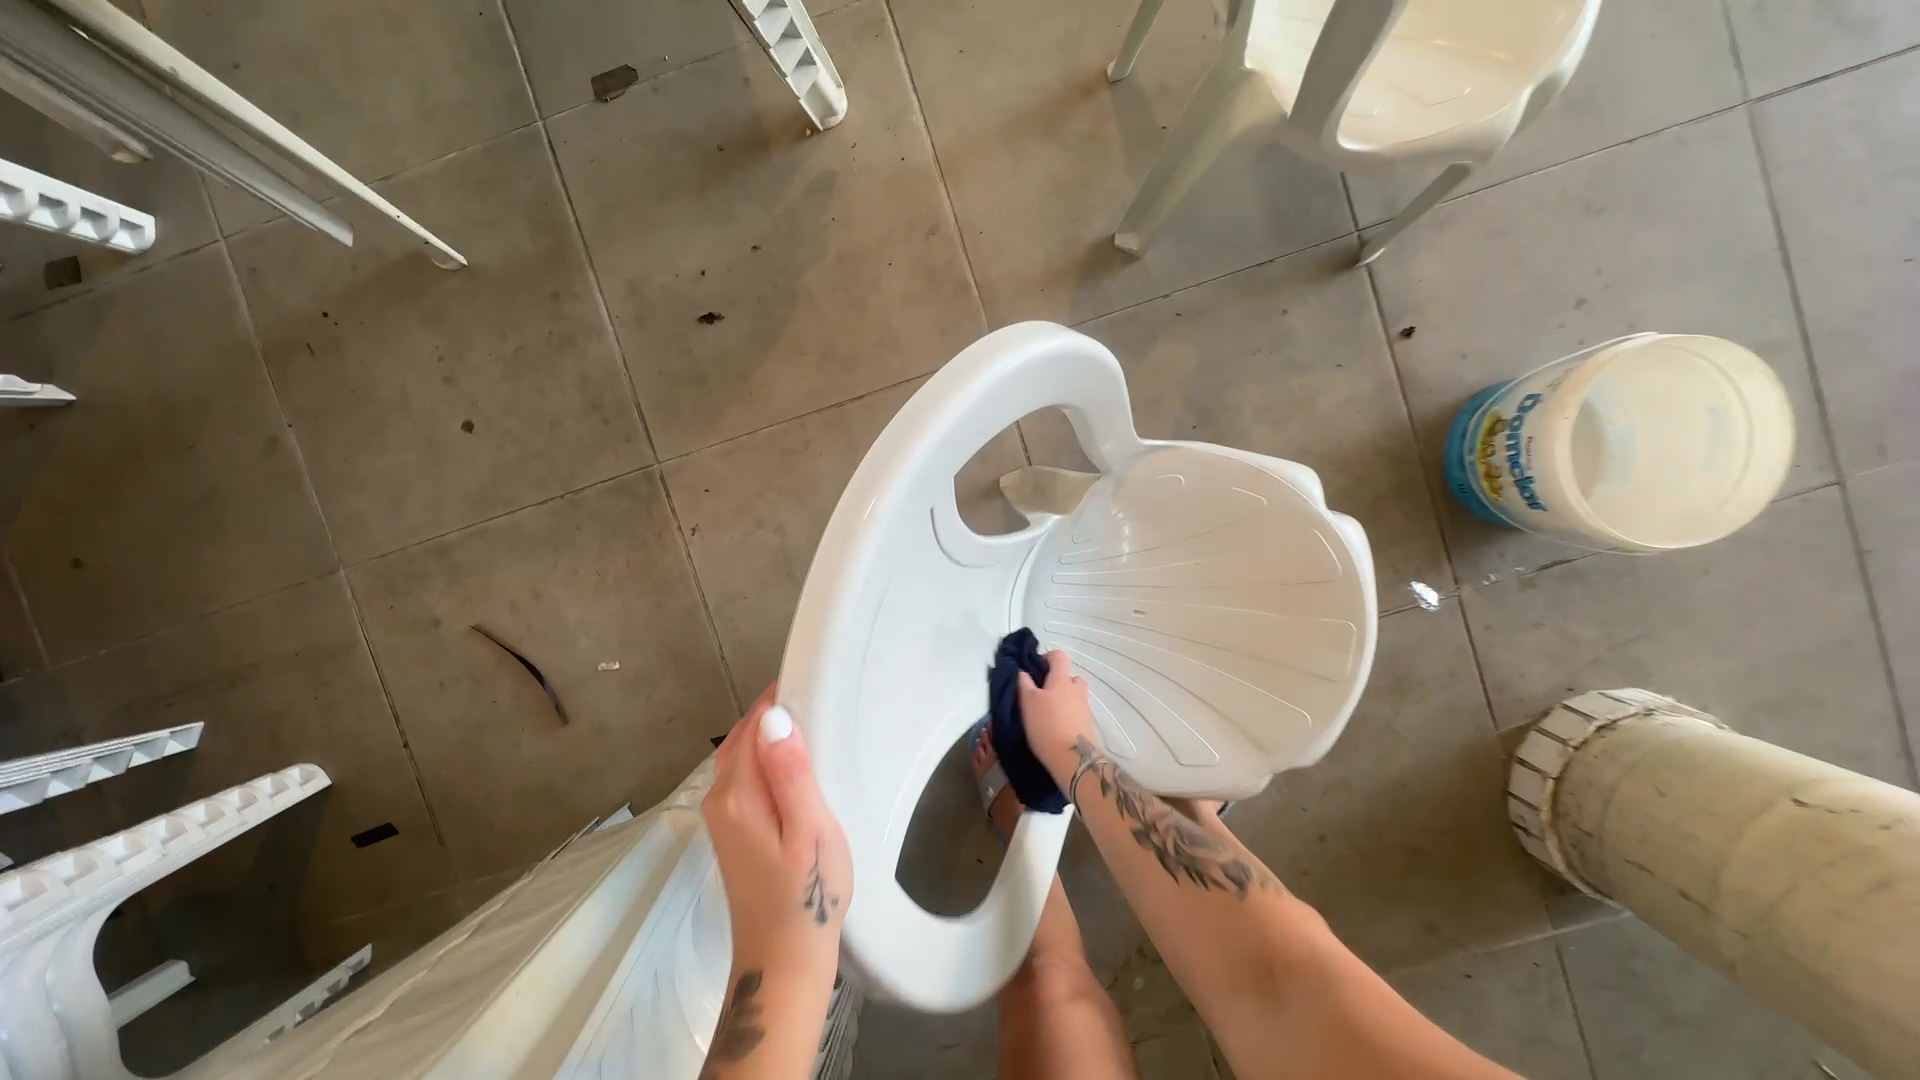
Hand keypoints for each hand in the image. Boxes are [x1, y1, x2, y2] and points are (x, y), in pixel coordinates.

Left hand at [702, 685, 852, 974]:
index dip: (781, 699)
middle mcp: (719, 799)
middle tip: (822, 702)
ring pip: (743, 756)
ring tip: (816, 727)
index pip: (753, 724)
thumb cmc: (806, 897)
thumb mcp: (810, 831)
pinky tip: (797, 766)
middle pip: (743, 736)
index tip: (817, 682)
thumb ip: (791, 773)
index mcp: (737, 794)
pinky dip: (768, 760)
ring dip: (772, 737)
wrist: (782, 960)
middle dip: (775, 714)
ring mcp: (722, 817)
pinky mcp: (732, 831)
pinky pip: (746, 777)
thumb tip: (774, 717)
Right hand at [1016, 650, 1098, 789]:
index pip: (1059, 656)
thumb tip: (1022, 671)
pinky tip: (1057, 727)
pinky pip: (1077, 712)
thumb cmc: (1046, 725)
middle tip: (1042, 694)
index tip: (1034, 669)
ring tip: (1049, 712)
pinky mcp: (1088, 724)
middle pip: (1070, 677)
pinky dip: (1068, 714)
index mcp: (1062, 680)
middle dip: (1057, 681)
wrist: (1072, 758)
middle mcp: (1077, 689)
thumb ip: (1024, 684)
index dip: (1046, 657)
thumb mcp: (1027, 703)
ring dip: (1064, 698)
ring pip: (1074, 695)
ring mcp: (1085, 707)